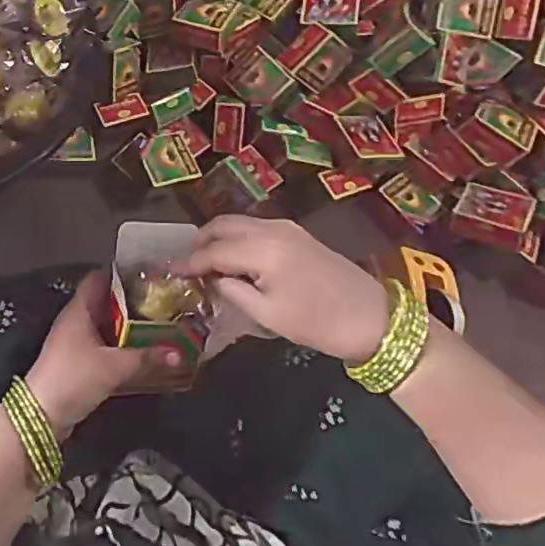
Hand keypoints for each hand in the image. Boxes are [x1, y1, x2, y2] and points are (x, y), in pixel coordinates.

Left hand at [25, 271, 180, 433]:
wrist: (42, 415)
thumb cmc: (74, 378)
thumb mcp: (114, 367)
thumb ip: (146, 358)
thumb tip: (179, 353)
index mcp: (79, 310)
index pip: (99, 278)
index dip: (121, 274)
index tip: (148, 277)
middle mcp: (76, 320)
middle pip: (106, 302)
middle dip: (132, 302)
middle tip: (161, 304)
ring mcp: (75, 341)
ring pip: (106, 325)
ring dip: (128, 327)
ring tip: (159, 326)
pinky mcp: (78, 361)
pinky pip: (104, 345)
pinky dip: (121, 346)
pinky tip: (143, 352)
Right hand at [180, 216, 391, 364]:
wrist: (373, 319)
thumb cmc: (318, 323)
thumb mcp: (268, 315)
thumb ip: (234, 292)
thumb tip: (213, 280)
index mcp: (263, 251)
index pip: (214, 250)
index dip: (190, 261)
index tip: (171, 271)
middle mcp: (271, 229)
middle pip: (222, 225)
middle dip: (200, 241)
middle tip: (186, 264)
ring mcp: (286, 228)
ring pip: (238, 222)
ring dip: (218, 237)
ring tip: (206, 262)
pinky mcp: (296, 233)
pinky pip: (254, 227)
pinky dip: (237, 237)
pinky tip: (233, 258)